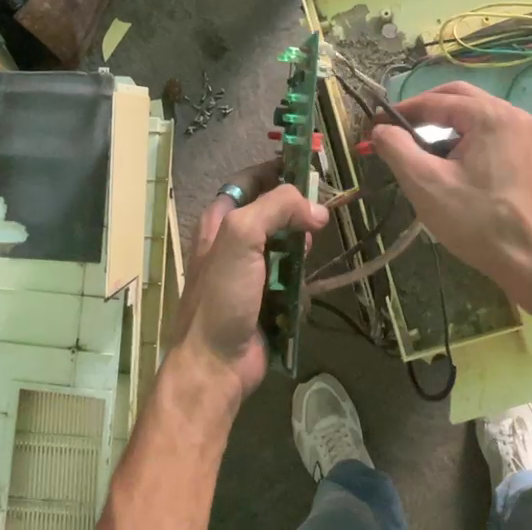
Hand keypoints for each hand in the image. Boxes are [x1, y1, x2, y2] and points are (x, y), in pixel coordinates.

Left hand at [168, 166, 328, 398]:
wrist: (215, 364)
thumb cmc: (222, 295)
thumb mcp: (242, 236)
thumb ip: (277, 208)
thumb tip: (316, 210)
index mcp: (218, 219)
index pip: (250, 179)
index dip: (276, 170)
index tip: (309, 167)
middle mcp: (232, 240)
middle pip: (273, 211)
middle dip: (295, 213)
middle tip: (315, 218)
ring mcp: (249, 270)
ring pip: (286, 244)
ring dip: (299, 249)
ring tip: (305, 256)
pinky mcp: (266, 298)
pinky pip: (292, 277)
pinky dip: (300, 280)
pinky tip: (302, 288)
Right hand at [370, 82, 531, 298]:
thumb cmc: (478, 221)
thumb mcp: (426, 184)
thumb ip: (396, 148)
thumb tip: (379, 129)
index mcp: (488, 115)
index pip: (434, 101)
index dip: (399, 112)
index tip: (373, 126)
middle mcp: (510, 113)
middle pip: (457, 97)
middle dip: (423, 110)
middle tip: (395, 128)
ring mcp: (523, 132)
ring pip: (473, 114)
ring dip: (443, 124)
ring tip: (417, 148)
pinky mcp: (526, 152)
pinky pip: (487, 131)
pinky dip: (463, 138)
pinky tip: (447, 163)